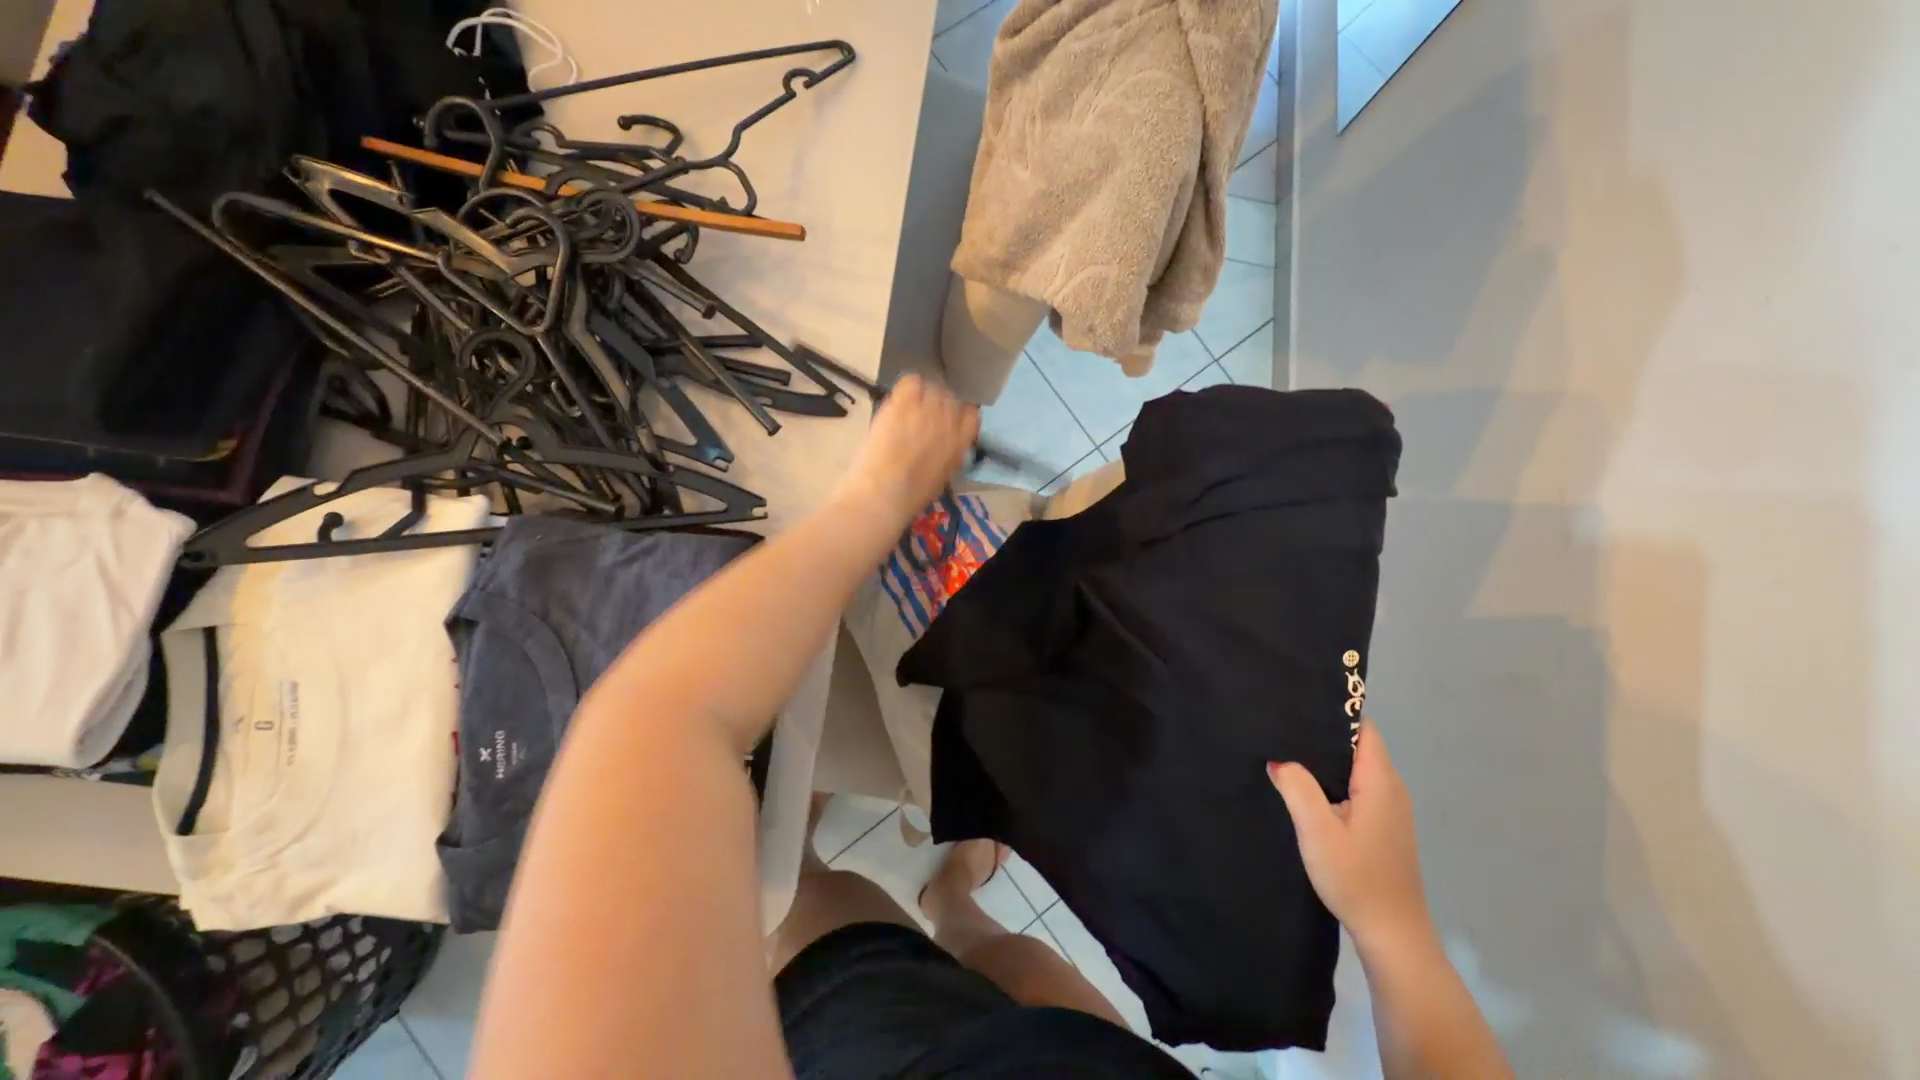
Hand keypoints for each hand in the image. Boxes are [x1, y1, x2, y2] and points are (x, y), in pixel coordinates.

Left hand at [835, 375, 979, 523]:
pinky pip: (911, 381)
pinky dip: (906, 387)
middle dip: (937, 405)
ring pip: (931, 387)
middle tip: (920, 415)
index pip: (971, 415)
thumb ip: (947, 455)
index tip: (945, 421)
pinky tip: (897, 400)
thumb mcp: (940, 478)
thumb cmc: (910, 497)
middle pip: (949, 398)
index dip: (957, 415)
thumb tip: (942, 446)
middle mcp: (949, 421)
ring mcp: (927, 409)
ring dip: (920, 396)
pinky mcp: (904, 402)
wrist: (884, 492)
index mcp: (961, 443)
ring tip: (906, 408)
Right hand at [1268, 720, 1431, 948]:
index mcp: (1379, 780)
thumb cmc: (1355, 877)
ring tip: (1290, 755)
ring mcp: (1392, 809)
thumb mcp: (1317, 831)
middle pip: (1360, 746)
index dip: (1334, 713)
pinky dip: (1338, 783)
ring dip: (1330, 762)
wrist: (1392, 931)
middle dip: (1325, 735)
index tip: (1299, 707)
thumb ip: (1297, 788)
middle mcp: (1392, 788)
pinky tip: (1311, 793)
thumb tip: (1279, 760)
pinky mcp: (1386, 827)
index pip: (1362, 728)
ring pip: (1359, 769)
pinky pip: (1361, 789)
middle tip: (1284, 729)